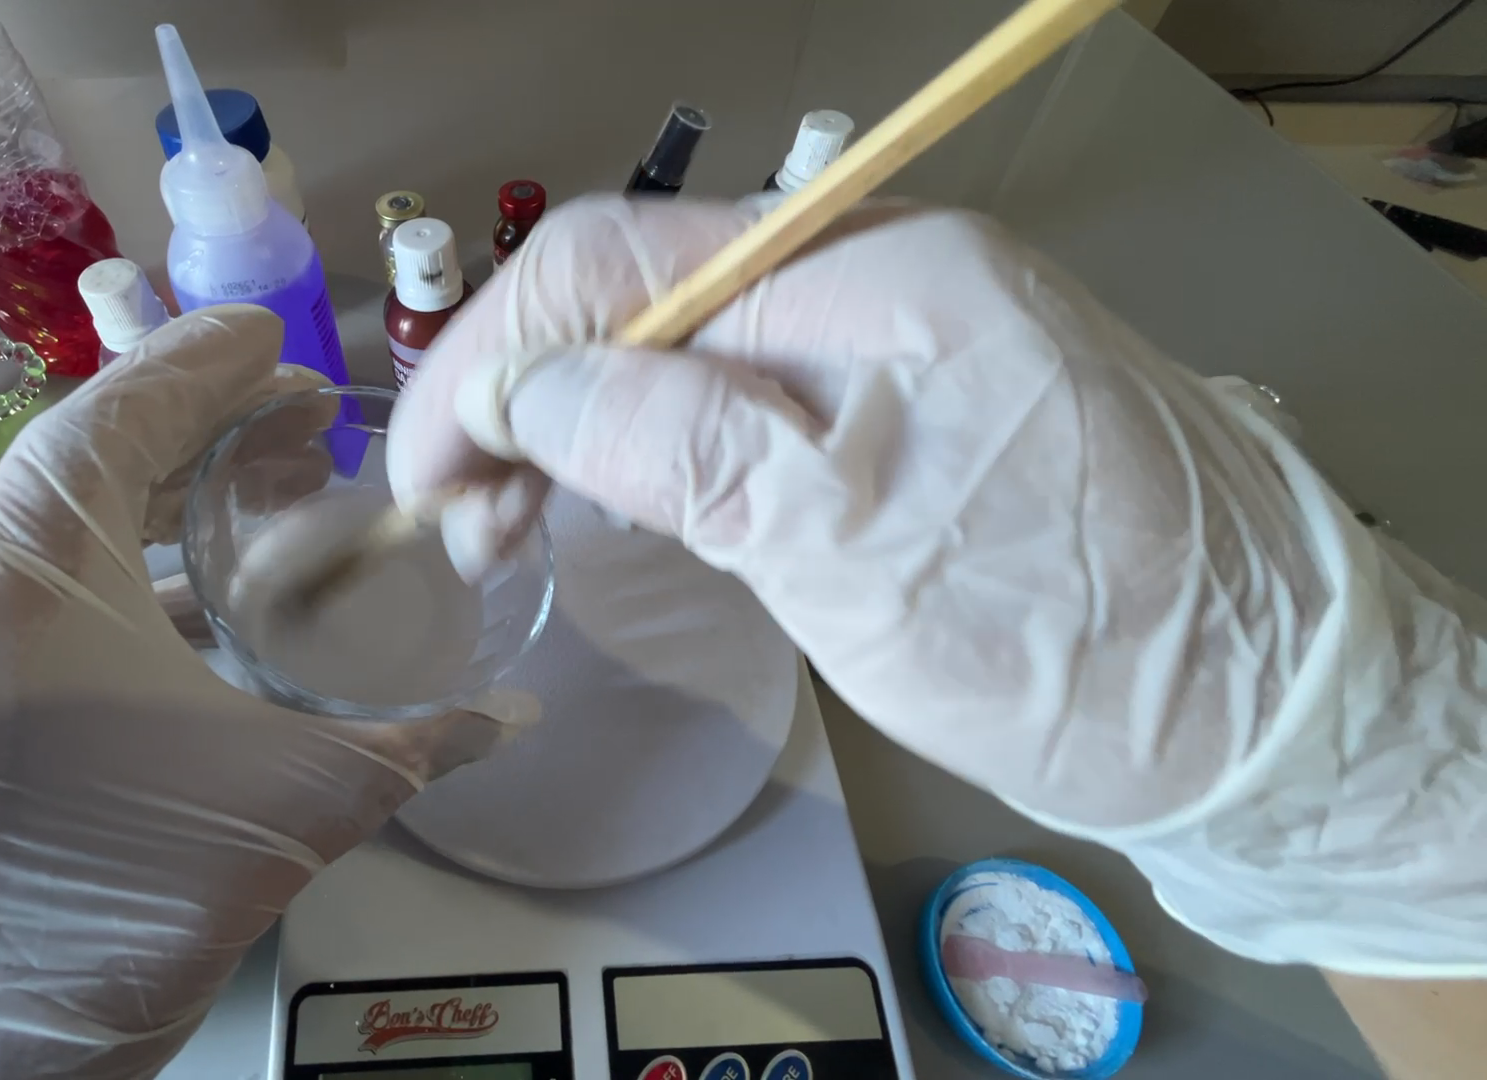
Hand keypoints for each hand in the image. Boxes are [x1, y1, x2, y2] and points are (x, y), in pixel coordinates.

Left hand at [0, 307, 528, 1079]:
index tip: (272, 334)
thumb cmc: (104, 925)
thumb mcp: (282, 816)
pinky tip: (198, 613)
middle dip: (203, 434)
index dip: (196, 366)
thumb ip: (410, 750)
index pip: (106, 427)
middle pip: (86, 475)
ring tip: (264, 505)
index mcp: (9, 594)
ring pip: (59, 547)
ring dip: (166, 518)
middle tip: (300, 418)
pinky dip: (125, 590)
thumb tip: (514, 719)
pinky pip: (31, 612)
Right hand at [388, 196, 1333, 829]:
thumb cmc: (1061, 632)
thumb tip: (525, 392)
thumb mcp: (848, 537)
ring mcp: (835, 360)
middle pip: (617, 311)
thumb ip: (677, 443)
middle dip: (508, 409)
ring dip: (550, 442)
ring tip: (499, 535)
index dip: (490, 358)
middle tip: (457, 525)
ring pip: (643, 367)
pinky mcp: (837, 429)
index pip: (611, 267)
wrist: (1242, 711)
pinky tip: (577, 511)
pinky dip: (613, 465)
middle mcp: (834, 289)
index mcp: (847, 276)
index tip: (422, 468)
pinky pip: (690, 420)